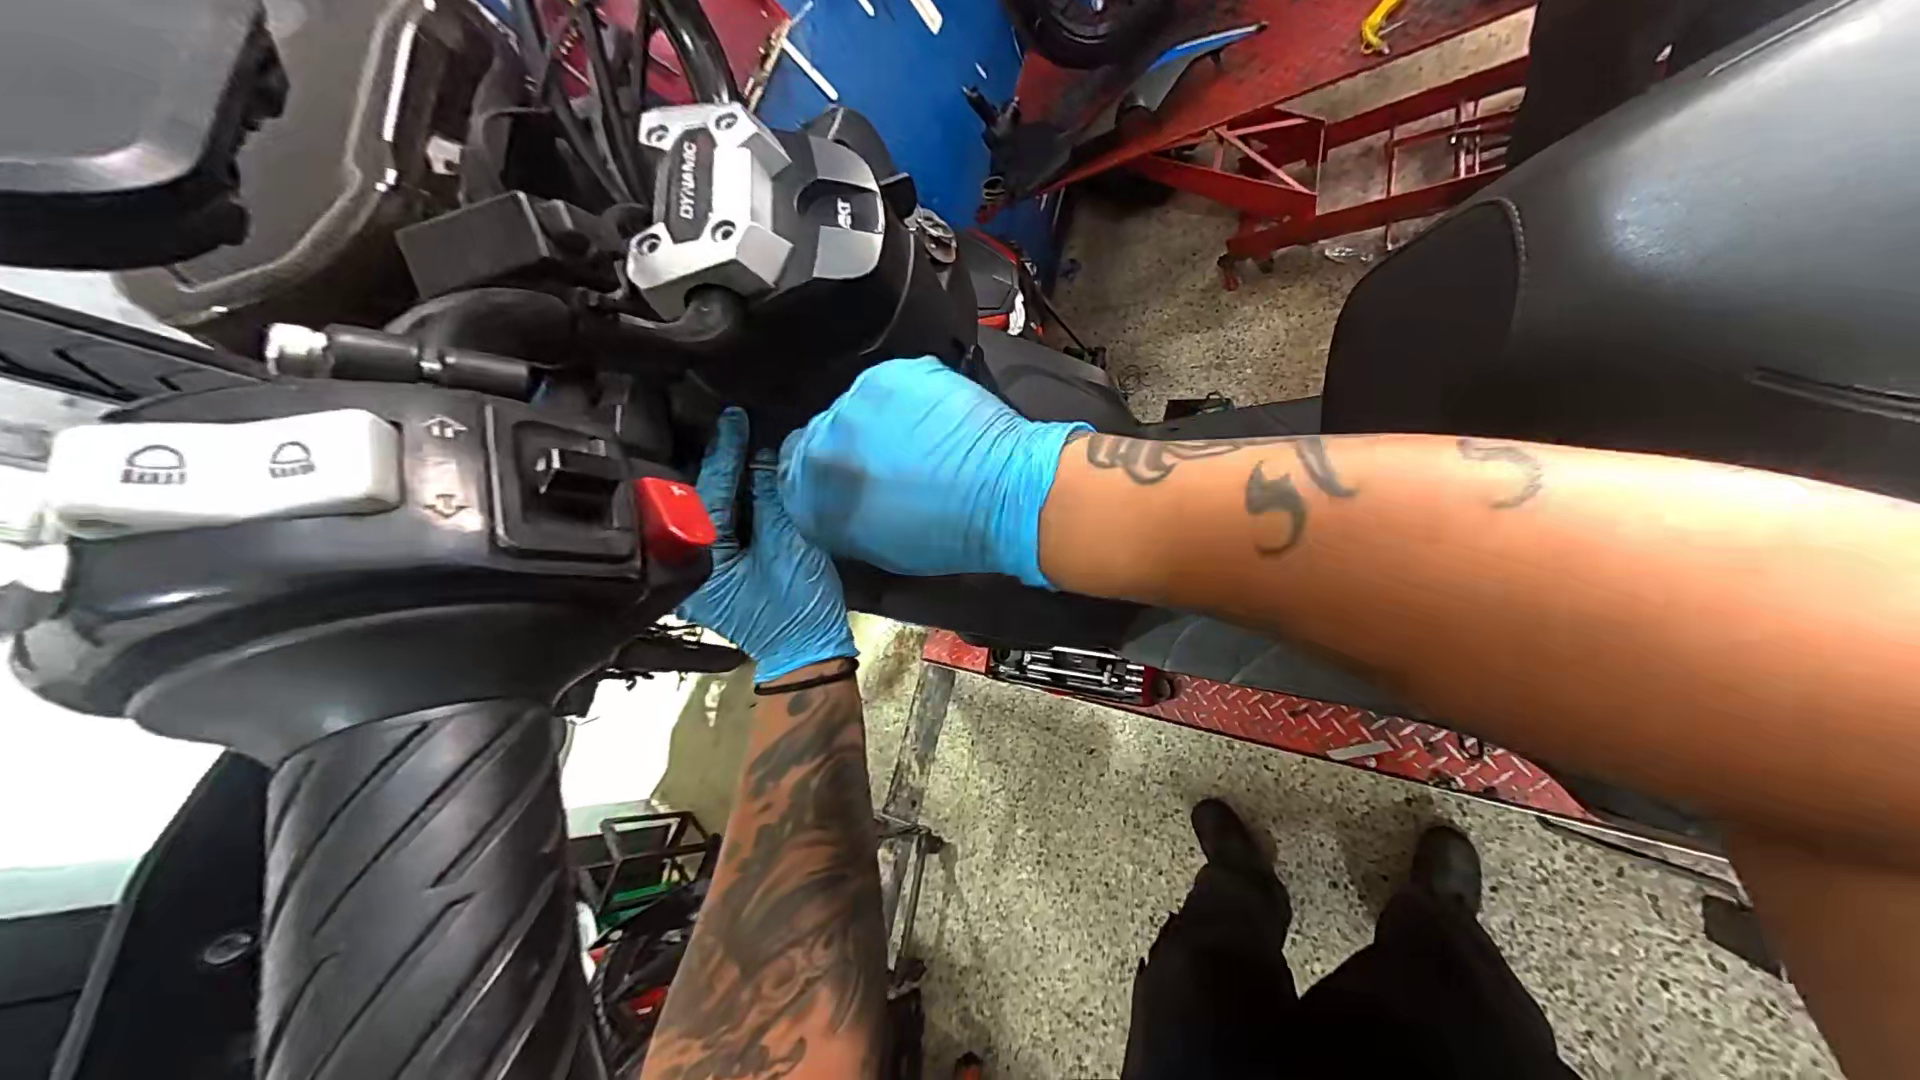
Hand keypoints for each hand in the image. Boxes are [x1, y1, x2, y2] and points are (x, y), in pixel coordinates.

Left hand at [675, 408, 856, 682]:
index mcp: (699, 562)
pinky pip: (715, 530)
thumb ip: (770, 498)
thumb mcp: (788, 546)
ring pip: (704, 514)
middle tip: (731, 425)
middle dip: (715, 463)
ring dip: (721, 481)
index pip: (709, 493)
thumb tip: (763, 456)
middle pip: (698, 502)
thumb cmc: (799, 605)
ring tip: (735, 445)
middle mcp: (688, 567)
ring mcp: (700, 574)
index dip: (725, 453)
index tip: (734, 419)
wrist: (809, 652)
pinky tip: (741, 481)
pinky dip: (729, 504)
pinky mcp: (715, 577)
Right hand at [778, 356, 1087, 587]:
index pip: (791, 471)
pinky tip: (934, 420)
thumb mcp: (876, 544)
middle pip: (824, 431)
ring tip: (920, 439)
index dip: (820, 473)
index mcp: (814, 489)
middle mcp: (824, 439)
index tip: (843, 473)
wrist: (1003, 493)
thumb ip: (838, 517)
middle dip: (852, 443)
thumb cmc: (950, 531)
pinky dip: (908, 396)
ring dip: (879, 417)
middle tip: (889, 457)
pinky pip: (890, 383)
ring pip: (856, 405)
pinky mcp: (893, 374)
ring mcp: (858, 401)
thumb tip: (831, 499)